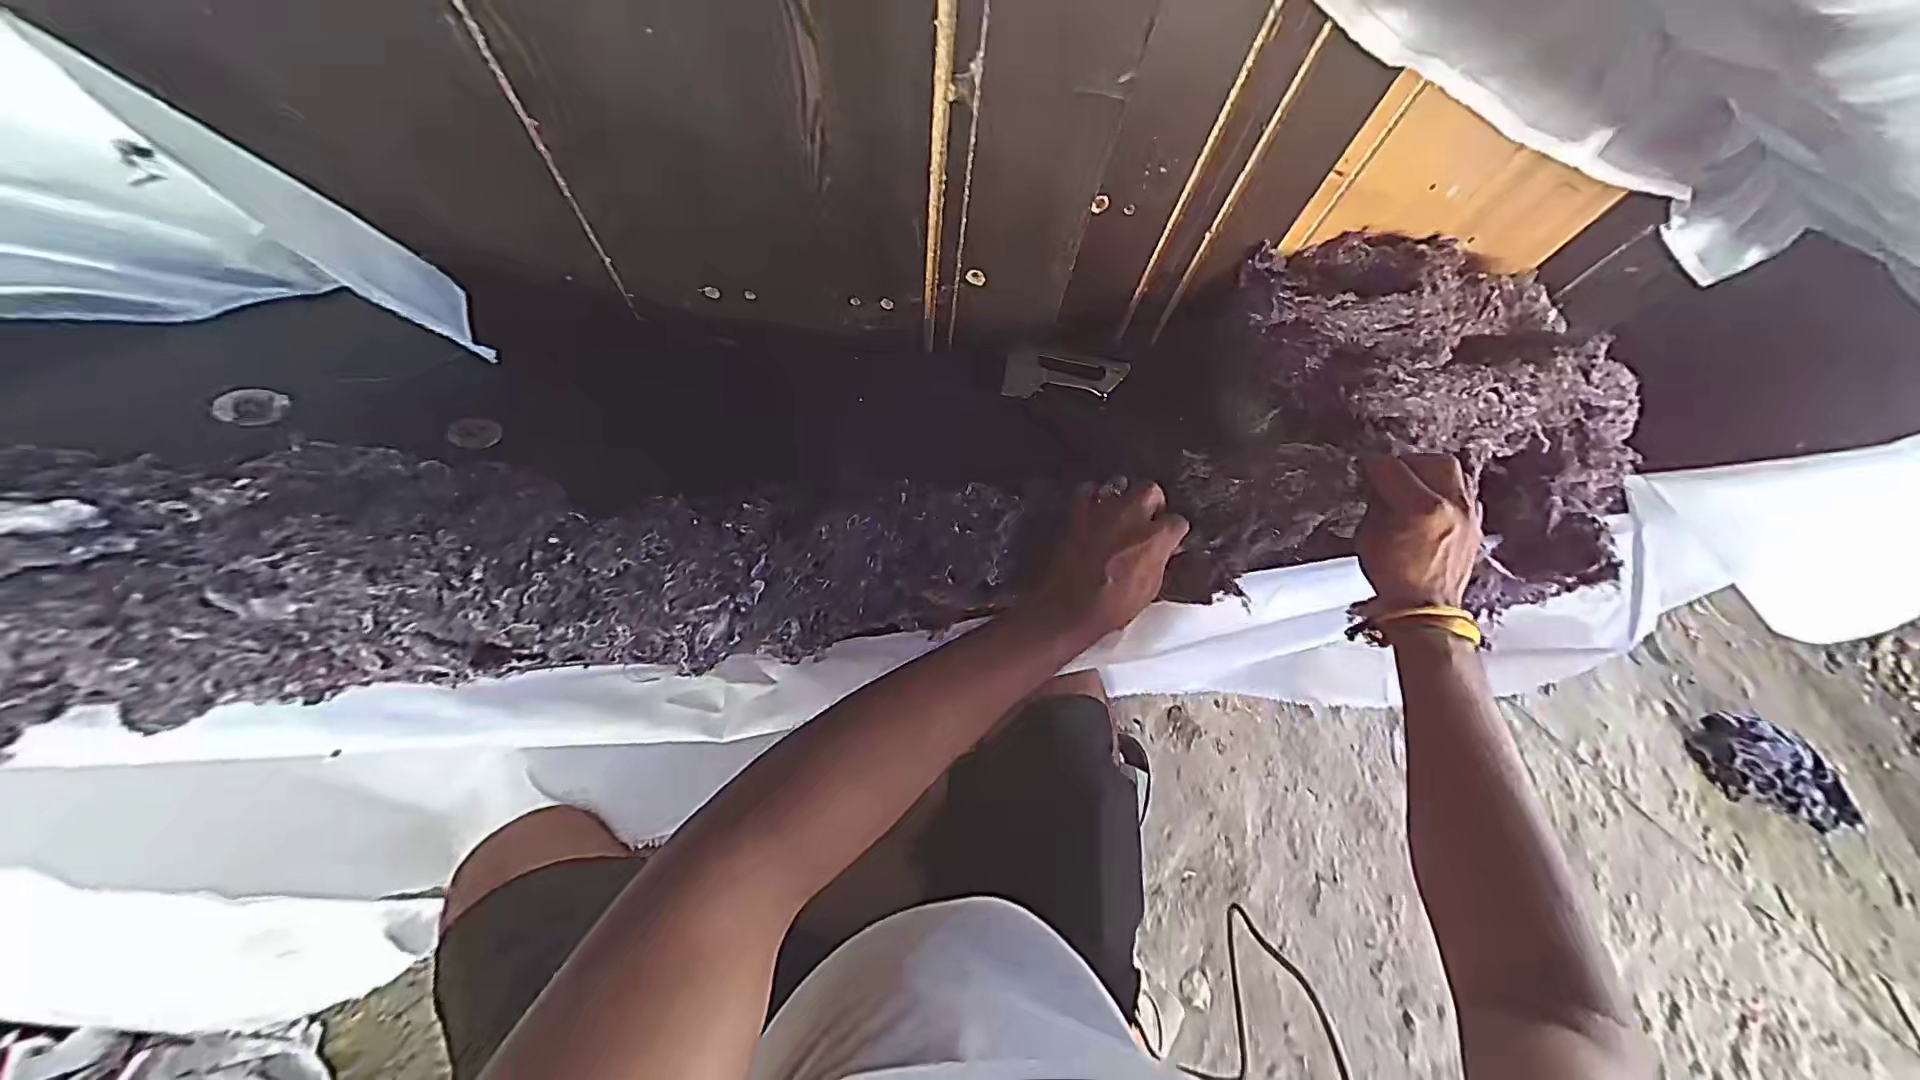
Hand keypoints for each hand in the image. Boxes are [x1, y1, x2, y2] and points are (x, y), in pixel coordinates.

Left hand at [1027, 478, 1188, 640]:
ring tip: (1121, 513)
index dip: (1172, 532)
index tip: (1168, 539)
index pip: (1176, 522)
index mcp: (1155, 537)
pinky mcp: (1077, 513)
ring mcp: (1103, 511)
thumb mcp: (1149, 589)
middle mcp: (1132, 516)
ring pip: (1120, 483)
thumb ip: (1158, 561)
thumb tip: (1162, 551)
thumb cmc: (1111, 606)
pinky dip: (1092, 495)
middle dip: (1152, 503)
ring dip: (1123, 496)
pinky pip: (1087, 490)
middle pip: (1151, 490)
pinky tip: (1094, 508)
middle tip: (1147, 520)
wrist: (1068, 608)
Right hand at [1355, 455, 1482, 613]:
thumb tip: (1380, 484)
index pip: (1393, 468)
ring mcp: (1470, 515)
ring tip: (1410, 482)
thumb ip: (1377, 505)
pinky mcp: (1477, 524)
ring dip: (1429, 472)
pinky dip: (1444, 489)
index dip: (1373, 465)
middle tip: (1390, 471)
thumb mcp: (1369, 537)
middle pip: (1433, 461)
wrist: (1425, 609)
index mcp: (1421, 509)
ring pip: (1454, 473)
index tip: (1365, 465)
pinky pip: (1463, 492)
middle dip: (1407, 462)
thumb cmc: (1391, 577)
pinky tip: (1428, 499)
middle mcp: (1452, 506)